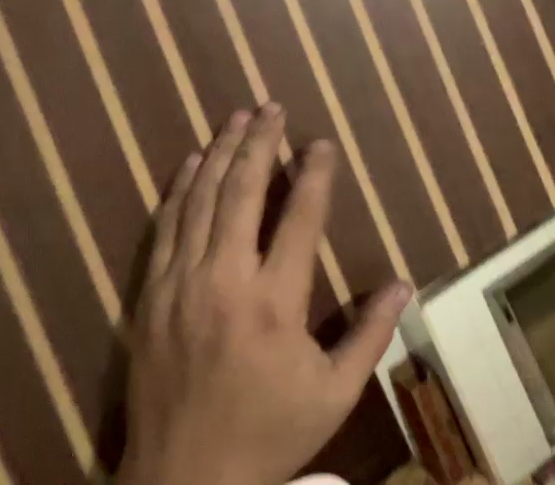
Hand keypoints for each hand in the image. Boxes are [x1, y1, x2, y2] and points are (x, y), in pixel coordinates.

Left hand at [119, 104, 411, 484]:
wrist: (182, 478)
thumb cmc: (267, 434)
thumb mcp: (334, 394)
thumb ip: (370, 336)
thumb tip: (403, 283)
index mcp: (276, 303)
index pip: (299, 218)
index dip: (314, 174)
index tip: (321, 143)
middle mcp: (226, 281)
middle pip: (243, 193)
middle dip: (261, 144)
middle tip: (273, 107)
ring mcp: (181, 284)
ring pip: (202, 200)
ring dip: (223, 153)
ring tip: (239, 116)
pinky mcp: (151, 296)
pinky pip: (166, 228)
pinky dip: (181, 189)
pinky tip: (194, 161)